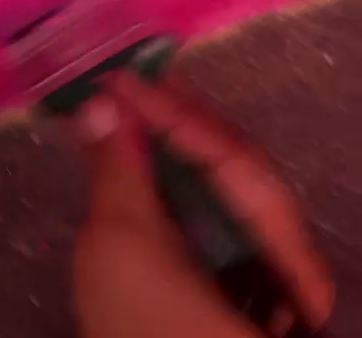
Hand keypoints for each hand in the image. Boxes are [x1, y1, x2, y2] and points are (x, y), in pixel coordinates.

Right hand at [73, 75, 334, 337]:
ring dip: (165, 137)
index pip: (231, 162)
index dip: (172, 114)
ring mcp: (255, 263)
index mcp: (283, 254)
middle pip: (235, 169)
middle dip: (175, 118)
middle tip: (120, 76)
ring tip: (119, 99)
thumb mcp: (122, 239)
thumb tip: (105, 105)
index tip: (115, 77)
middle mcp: (284, 254)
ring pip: (217, 185)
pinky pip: (197, 202)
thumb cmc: (146, 321)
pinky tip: (126, 146)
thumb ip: (118, 169)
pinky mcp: (218, 268)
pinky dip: (159, 167)